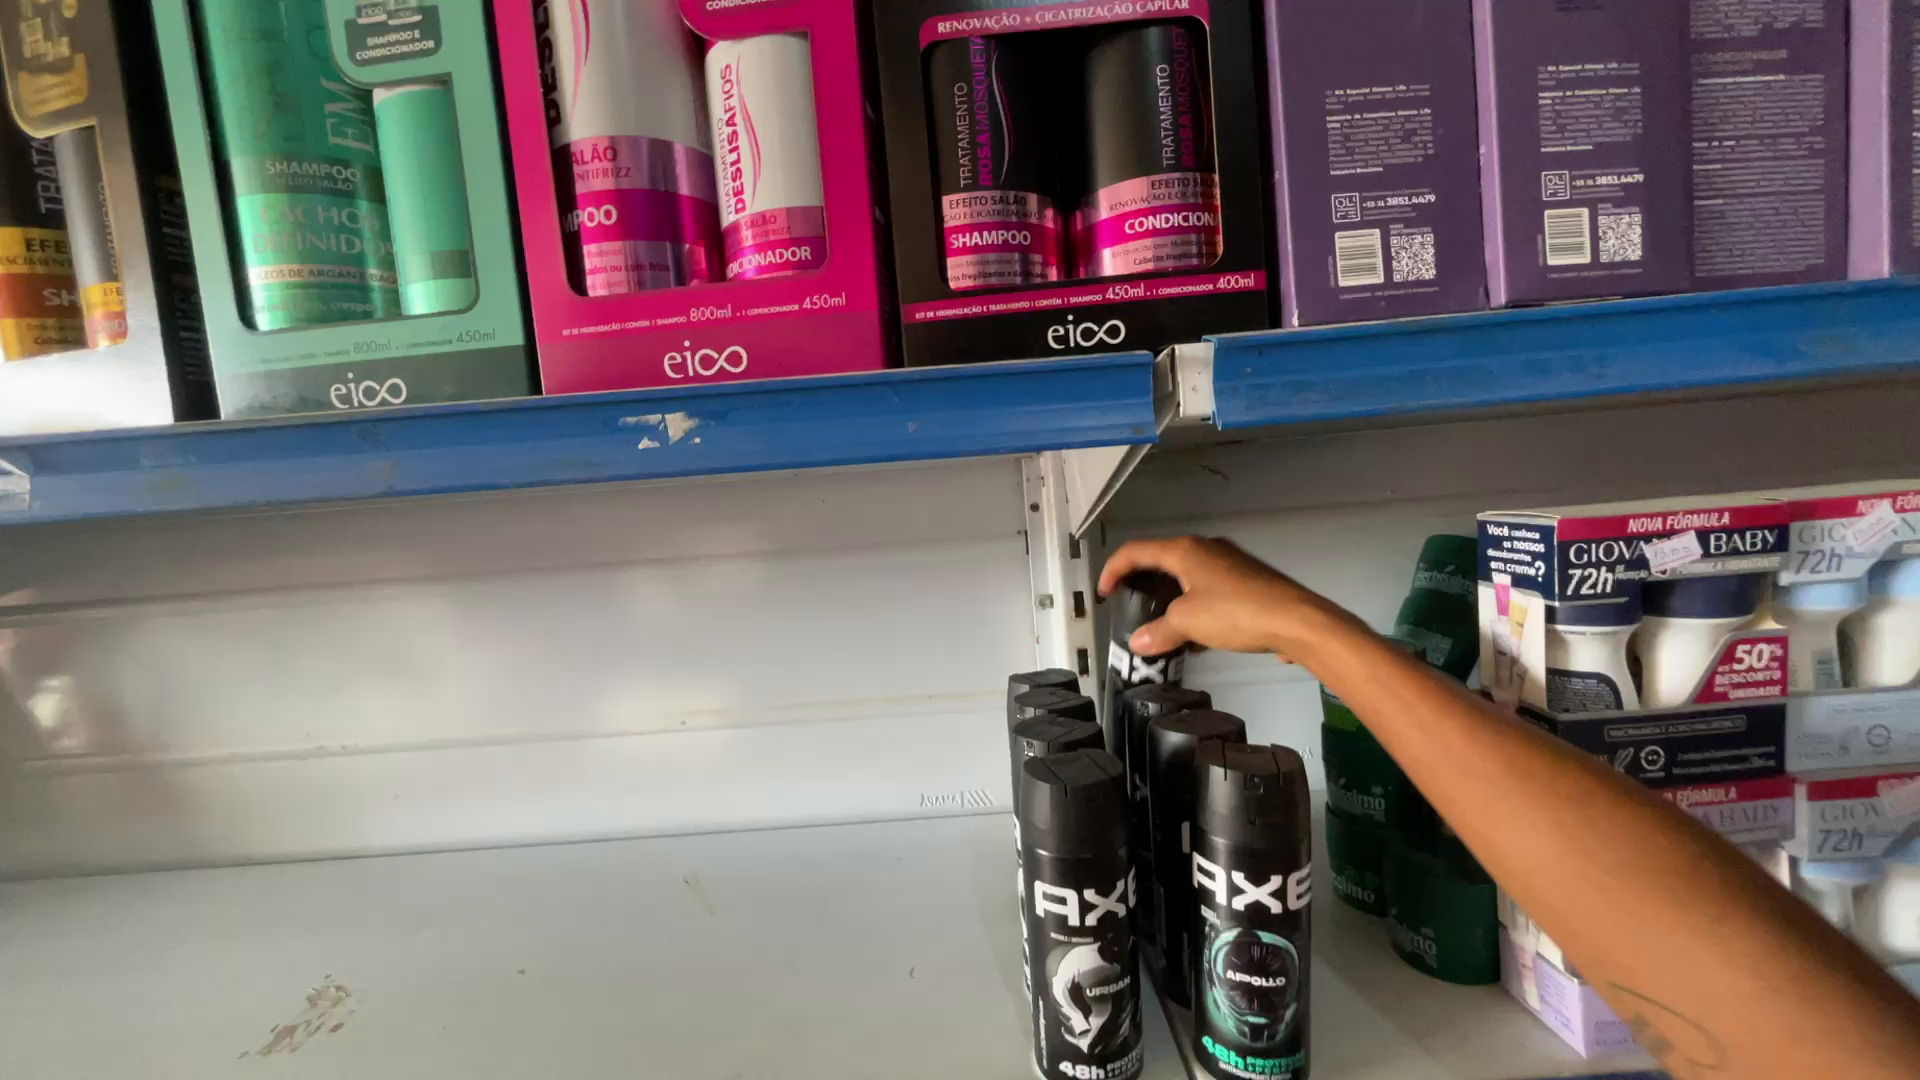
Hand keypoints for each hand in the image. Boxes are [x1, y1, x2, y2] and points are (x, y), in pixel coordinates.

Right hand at [1098, 536, 1354, 660]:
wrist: (1298, 621)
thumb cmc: (1236, 613)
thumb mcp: (1187, 623)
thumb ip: (1158, 632)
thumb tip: (1137, 643)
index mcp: (1184, 550)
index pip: (1135, 551)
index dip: (1112, 570)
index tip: (1103, 593)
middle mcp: (1205, 549)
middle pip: (1160, 561)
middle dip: (1141, 585)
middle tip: (1129, 607)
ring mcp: (1228, 563)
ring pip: (1185, 576)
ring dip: (1168, 599)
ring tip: (1160, 627)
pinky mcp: (1246, 581)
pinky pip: (1206, 589)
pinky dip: (1191, 606)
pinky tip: (1194, 635)